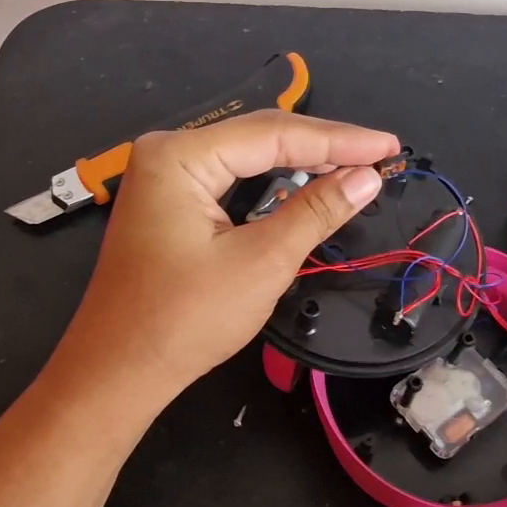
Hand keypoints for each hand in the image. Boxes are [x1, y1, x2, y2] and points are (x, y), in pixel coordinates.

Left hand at [48, 110, 400, 409]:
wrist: (117, 373)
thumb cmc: (184, 320)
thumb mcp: (261, 262)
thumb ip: (315, 211)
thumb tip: (367, 178)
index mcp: (179, 155)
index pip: (273, 134)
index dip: (338, 140)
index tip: (388, 145)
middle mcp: (167, 152)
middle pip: (259, 136)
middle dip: (322, 146)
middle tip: (380, 154)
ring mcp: (164, 178)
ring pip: (247, 157)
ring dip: (300, 163)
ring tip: (355, 165)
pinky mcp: (169, 204)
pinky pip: (231, 181)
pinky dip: (271, 185)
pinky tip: (306, 185)